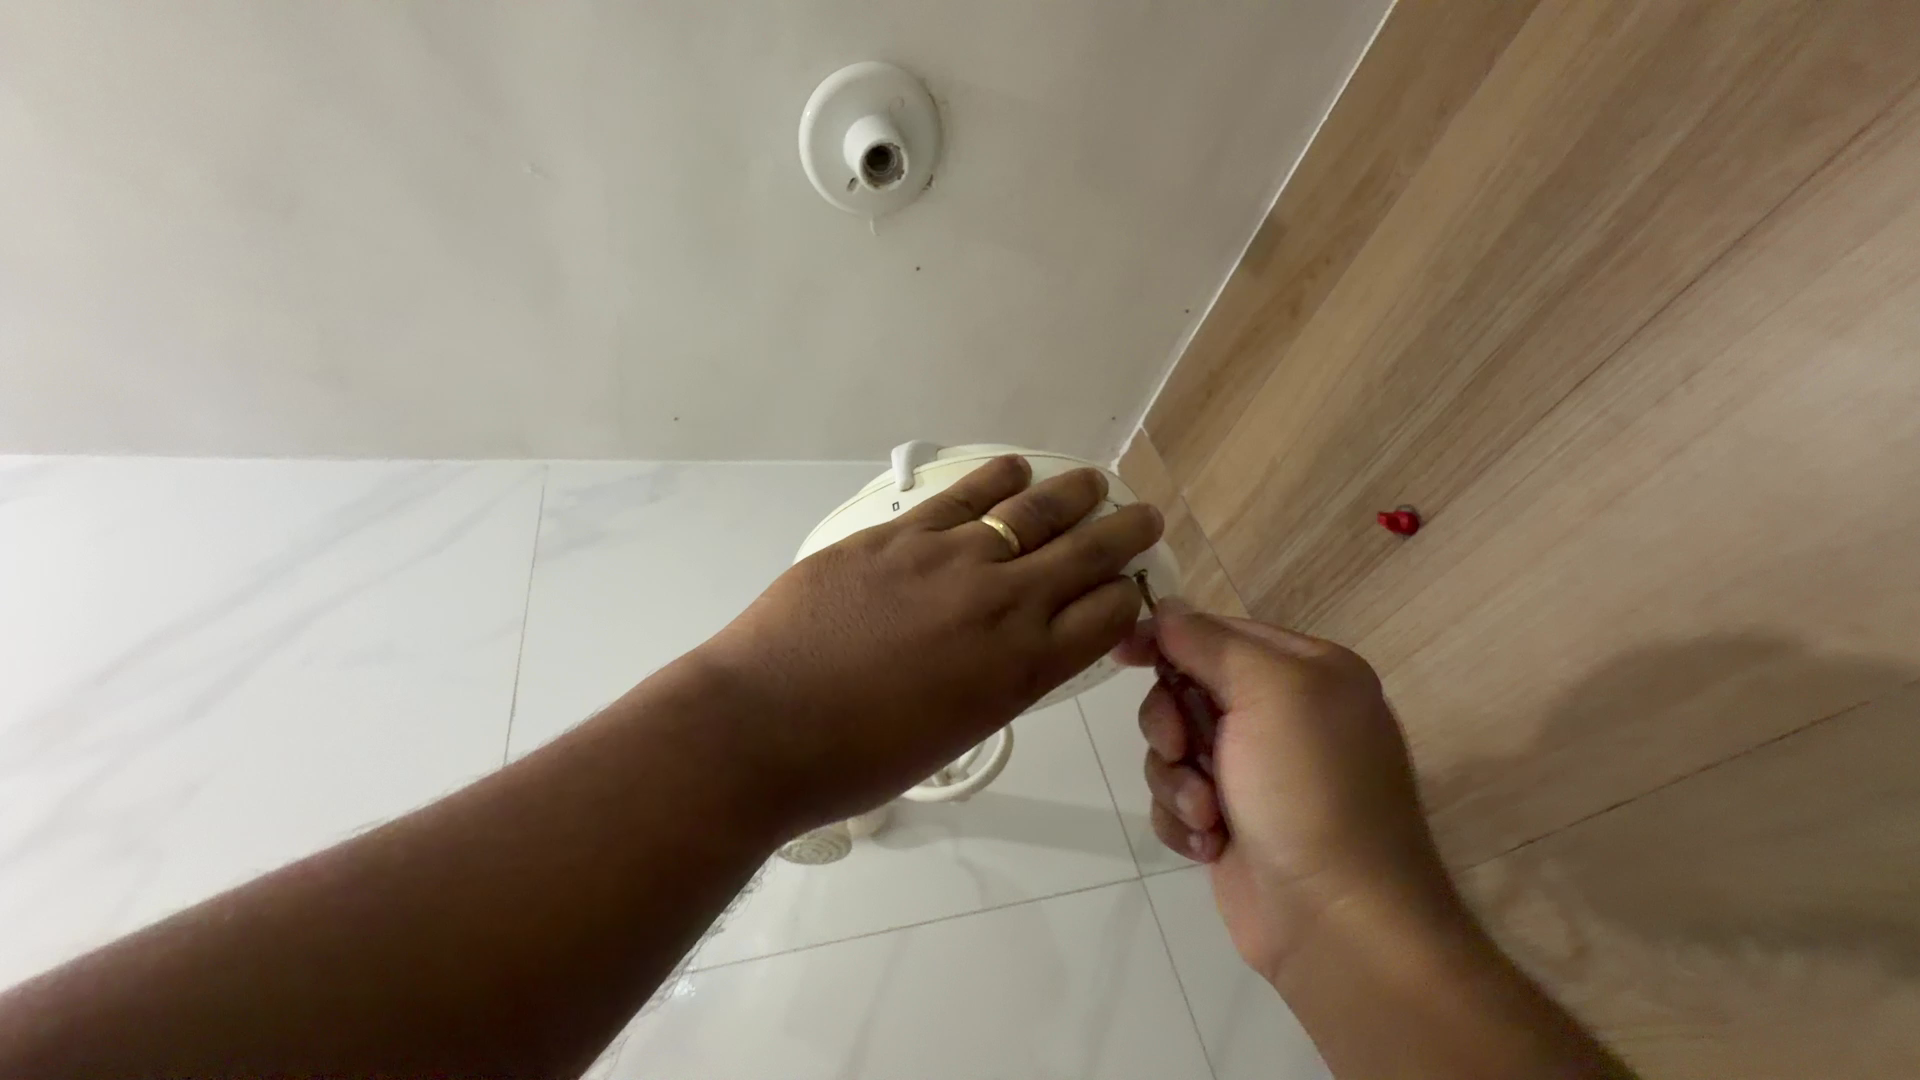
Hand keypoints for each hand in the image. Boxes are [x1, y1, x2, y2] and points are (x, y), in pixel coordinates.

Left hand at [689, 455, 1162, 832]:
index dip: (1128, 597)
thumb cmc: (856, 759)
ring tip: (1092, 481)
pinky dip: (996, 479)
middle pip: (1086, 554)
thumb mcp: (952, 734)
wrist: (762, 728)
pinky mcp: (897, 535)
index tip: (1130, 587)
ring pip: (1031, 512)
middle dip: (1125, 532)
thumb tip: (1010, 650)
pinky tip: (1014, 468)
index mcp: (1021, 668)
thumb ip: (995, 685)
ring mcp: (949, 559)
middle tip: (1145, 516)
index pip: (1106, 616)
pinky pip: (962, 497)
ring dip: (1072, 494)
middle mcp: (1003, 604)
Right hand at [1120, 608, 1459, 982]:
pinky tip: (1209, 844)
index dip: (1168, 640)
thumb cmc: (1309, 790)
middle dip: (1171, 722)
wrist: (1338, 921)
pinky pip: (1176, 795)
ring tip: (1207, 815)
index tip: (1123, 655)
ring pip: (1172, 745)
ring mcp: (1255, 771)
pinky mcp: (1230, 820)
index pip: (1218, 632)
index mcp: (1306, 671)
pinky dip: (1182, 817)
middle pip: (1185, 688)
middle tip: (1179, 749)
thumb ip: (1209, 642)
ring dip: (1177, 779)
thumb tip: (1165, 607)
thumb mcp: (1269, 691)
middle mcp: (1283, 714)